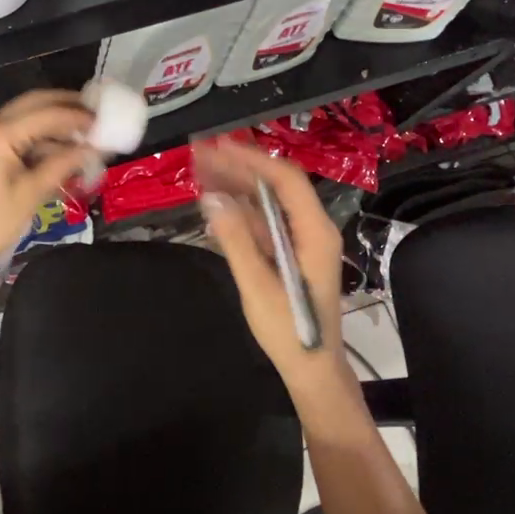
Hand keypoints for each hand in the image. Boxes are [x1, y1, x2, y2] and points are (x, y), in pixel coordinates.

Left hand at [0, 90, 96, 284]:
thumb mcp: (32, 193)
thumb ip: (64, 164)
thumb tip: (96, 147)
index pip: (47, 113)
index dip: (78, 117)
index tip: (107, 122)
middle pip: (35, 104)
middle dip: (67, 107)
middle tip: (98, 116)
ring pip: (28, 119)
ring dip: (56, 125)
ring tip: (88, 136)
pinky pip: (20, 136)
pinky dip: (43, 140)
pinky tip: (66, 152)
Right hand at [195, 139, 349, 384]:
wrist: (311, 368)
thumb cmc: (290, 330)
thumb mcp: (257, 285)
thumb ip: (235, 240)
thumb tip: (212, 199)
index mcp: (314, 232)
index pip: (284, 180)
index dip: (251, 159)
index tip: (218, 146)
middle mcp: (312, 229)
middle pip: (276, 186)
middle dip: (239, 167)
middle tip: (200, 154)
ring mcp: (301, 241)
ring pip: (268, 202)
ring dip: (236, 186)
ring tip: (200, 171)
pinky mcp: (290, 254)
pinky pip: (264, 222)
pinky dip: (240, 210)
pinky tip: (214, 205)